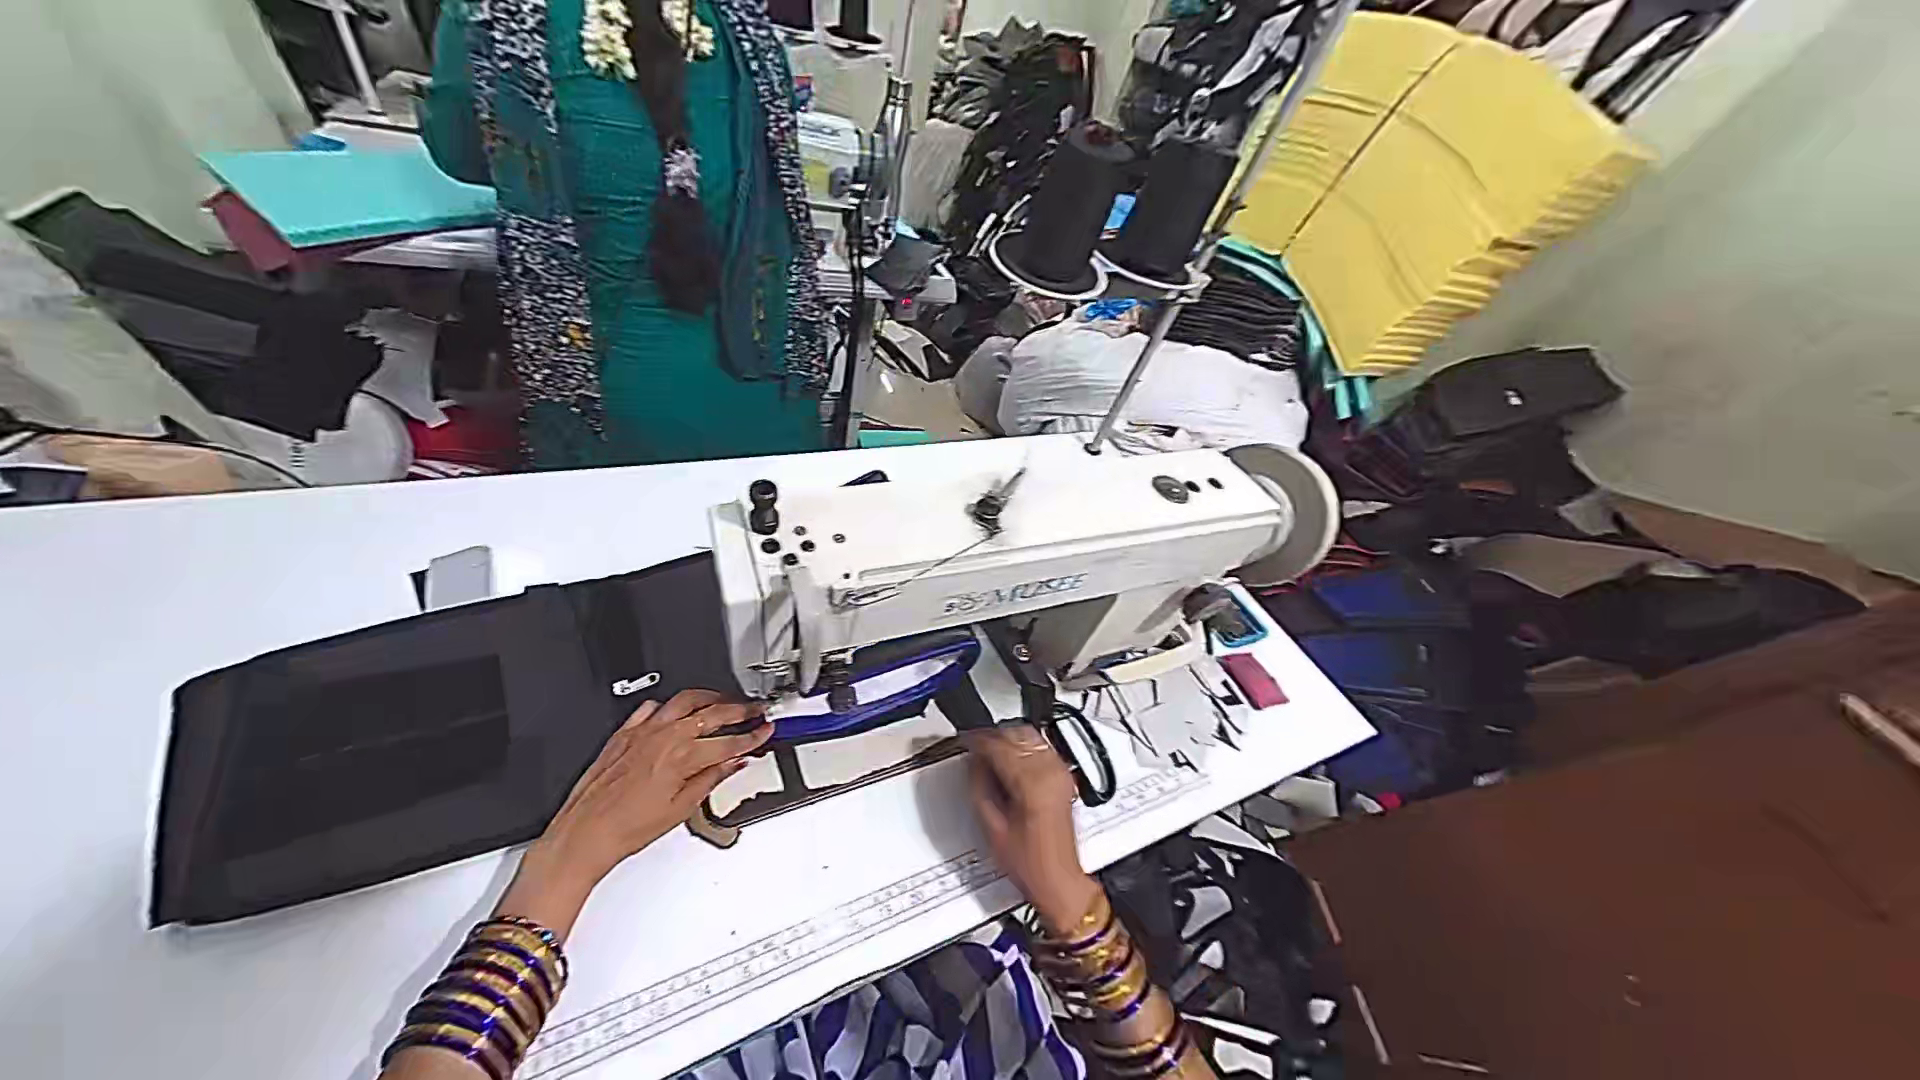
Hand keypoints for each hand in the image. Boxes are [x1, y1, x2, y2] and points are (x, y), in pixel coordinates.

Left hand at [499, 690, 772, 937]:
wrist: (583, 836)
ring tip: (722, 699)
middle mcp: (665, 738)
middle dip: (741, 710)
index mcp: (684, 757)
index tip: (765, 730)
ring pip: (685, 700)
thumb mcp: (681, 810)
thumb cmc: (625, 830)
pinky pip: (651, 708)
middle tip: (755, 710)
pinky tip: (675, 710)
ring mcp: (643, 731)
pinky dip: (669, 705)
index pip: (730, 741)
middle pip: (714, 712)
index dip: (753, 735)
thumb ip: (711, 779)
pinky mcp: (624, 733)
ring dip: (709, 697)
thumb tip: (733, 764)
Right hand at [965, 725, 1102, 935]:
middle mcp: (1050, 771)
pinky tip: (1009, 757)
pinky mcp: (1063, 775)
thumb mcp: (992, 825)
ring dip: (1007, 737)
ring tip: (989, 749)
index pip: (998, 745)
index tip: (965, 738)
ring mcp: (1059, 771)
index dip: (977, 739)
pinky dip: (1022, 745)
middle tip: (974, 743)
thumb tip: (973, 761)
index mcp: (1031, 783)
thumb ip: (979, 786)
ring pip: (1029, 735)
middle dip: (992, 735)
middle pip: (1015, 733)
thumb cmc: (1030, 862)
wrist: (1058, 879)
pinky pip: (1040, 746)